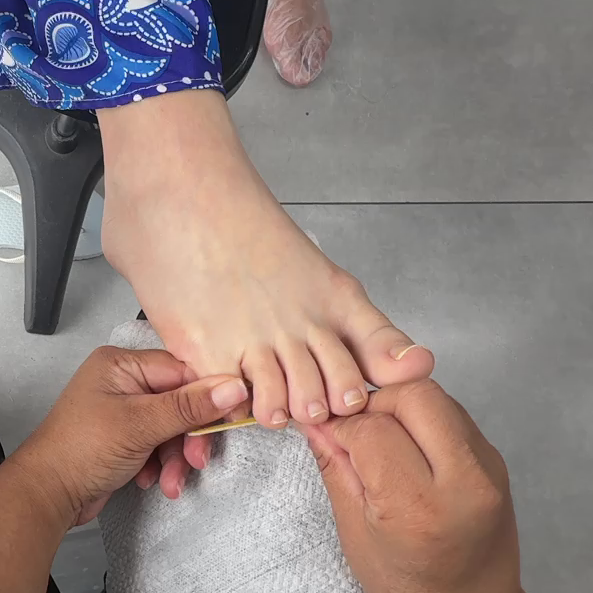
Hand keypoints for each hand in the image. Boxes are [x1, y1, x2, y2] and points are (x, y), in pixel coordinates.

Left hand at [9, 346, 248, 526]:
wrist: (47, 495)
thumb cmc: (82, 451)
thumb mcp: (140, 425)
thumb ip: (189, 407)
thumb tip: (235, 387)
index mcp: (122, 364)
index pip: (182, 370)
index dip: (210, 396)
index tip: (232, 419)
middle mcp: (123, 382)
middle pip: (180, 401)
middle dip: (189, 436)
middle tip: (196, 461)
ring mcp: (123, 411)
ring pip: (171, 428)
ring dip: (176, 458)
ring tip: (171, 482)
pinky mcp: (124, 438)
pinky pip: (158, 445)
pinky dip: (161, 465)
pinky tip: (152, 481)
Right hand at [98, 90, 434, 456]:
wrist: (179, 183)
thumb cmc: (227, 206)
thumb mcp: (309, 262)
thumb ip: (364, 324)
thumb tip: (413, 359)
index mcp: (335, 293)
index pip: (383, 357)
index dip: (378, 384)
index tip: (358, 390)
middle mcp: (306, 321)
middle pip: (339, 392)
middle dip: (326, 407)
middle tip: (305, 403)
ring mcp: (260, 340)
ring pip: (295, 404)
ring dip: (282, 409)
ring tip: (267, 400)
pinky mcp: (211, 352)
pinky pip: (238, 404)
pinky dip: (236, 407)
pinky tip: (230, 389)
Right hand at [303, 380, 526, 592]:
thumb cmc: (404, 584)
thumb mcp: (354, 530)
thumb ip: (336, 468)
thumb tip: (314, 423)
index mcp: (417, 507)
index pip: (372, 431)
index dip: (340, 425)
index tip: (327, 434)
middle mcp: (463, 480)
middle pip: (414, 397)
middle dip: (375, 403)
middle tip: (356, 429)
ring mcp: (488, 467)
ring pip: (436, 397)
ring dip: (399, 407)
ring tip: (380, 437)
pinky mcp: (495, 459)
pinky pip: (452, 415)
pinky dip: (421, 419)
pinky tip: (405, 446)